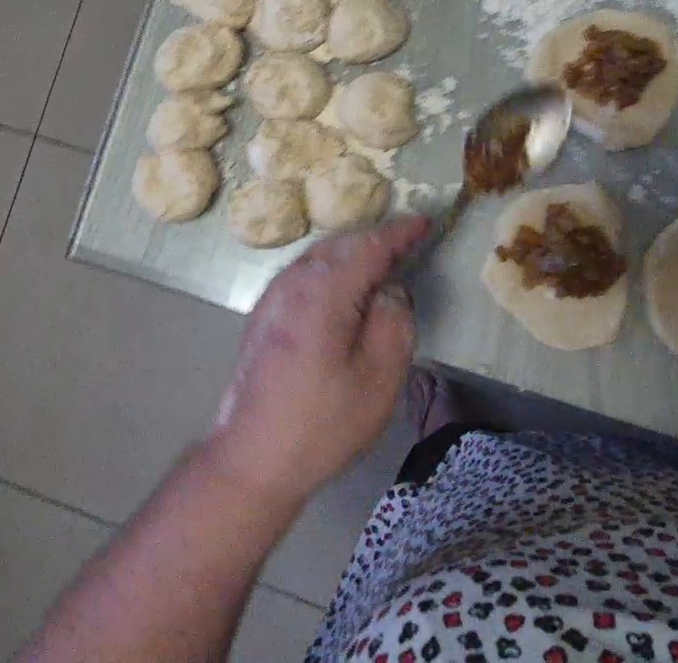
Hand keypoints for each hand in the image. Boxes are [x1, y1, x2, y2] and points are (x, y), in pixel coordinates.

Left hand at [206, 217, 427, 503]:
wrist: (252, 455)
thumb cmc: (323, 421)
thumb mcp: (379, 376)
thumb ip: (394, 321)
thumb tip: (390, 289)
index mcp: (323, 290)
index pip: (369, 245)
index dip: (399, 232)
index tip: (425, 222)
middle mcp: (292, 282)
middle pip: (340, 244)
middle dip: (375, 238)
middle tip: (408, 241)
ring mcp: (272, 297)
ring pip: (319, 257)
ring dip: (351, 254)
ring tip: (382, 262)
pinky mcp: (264, 315)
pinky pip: (305, 275)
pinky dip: (331, 271)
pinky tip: (345, 289)